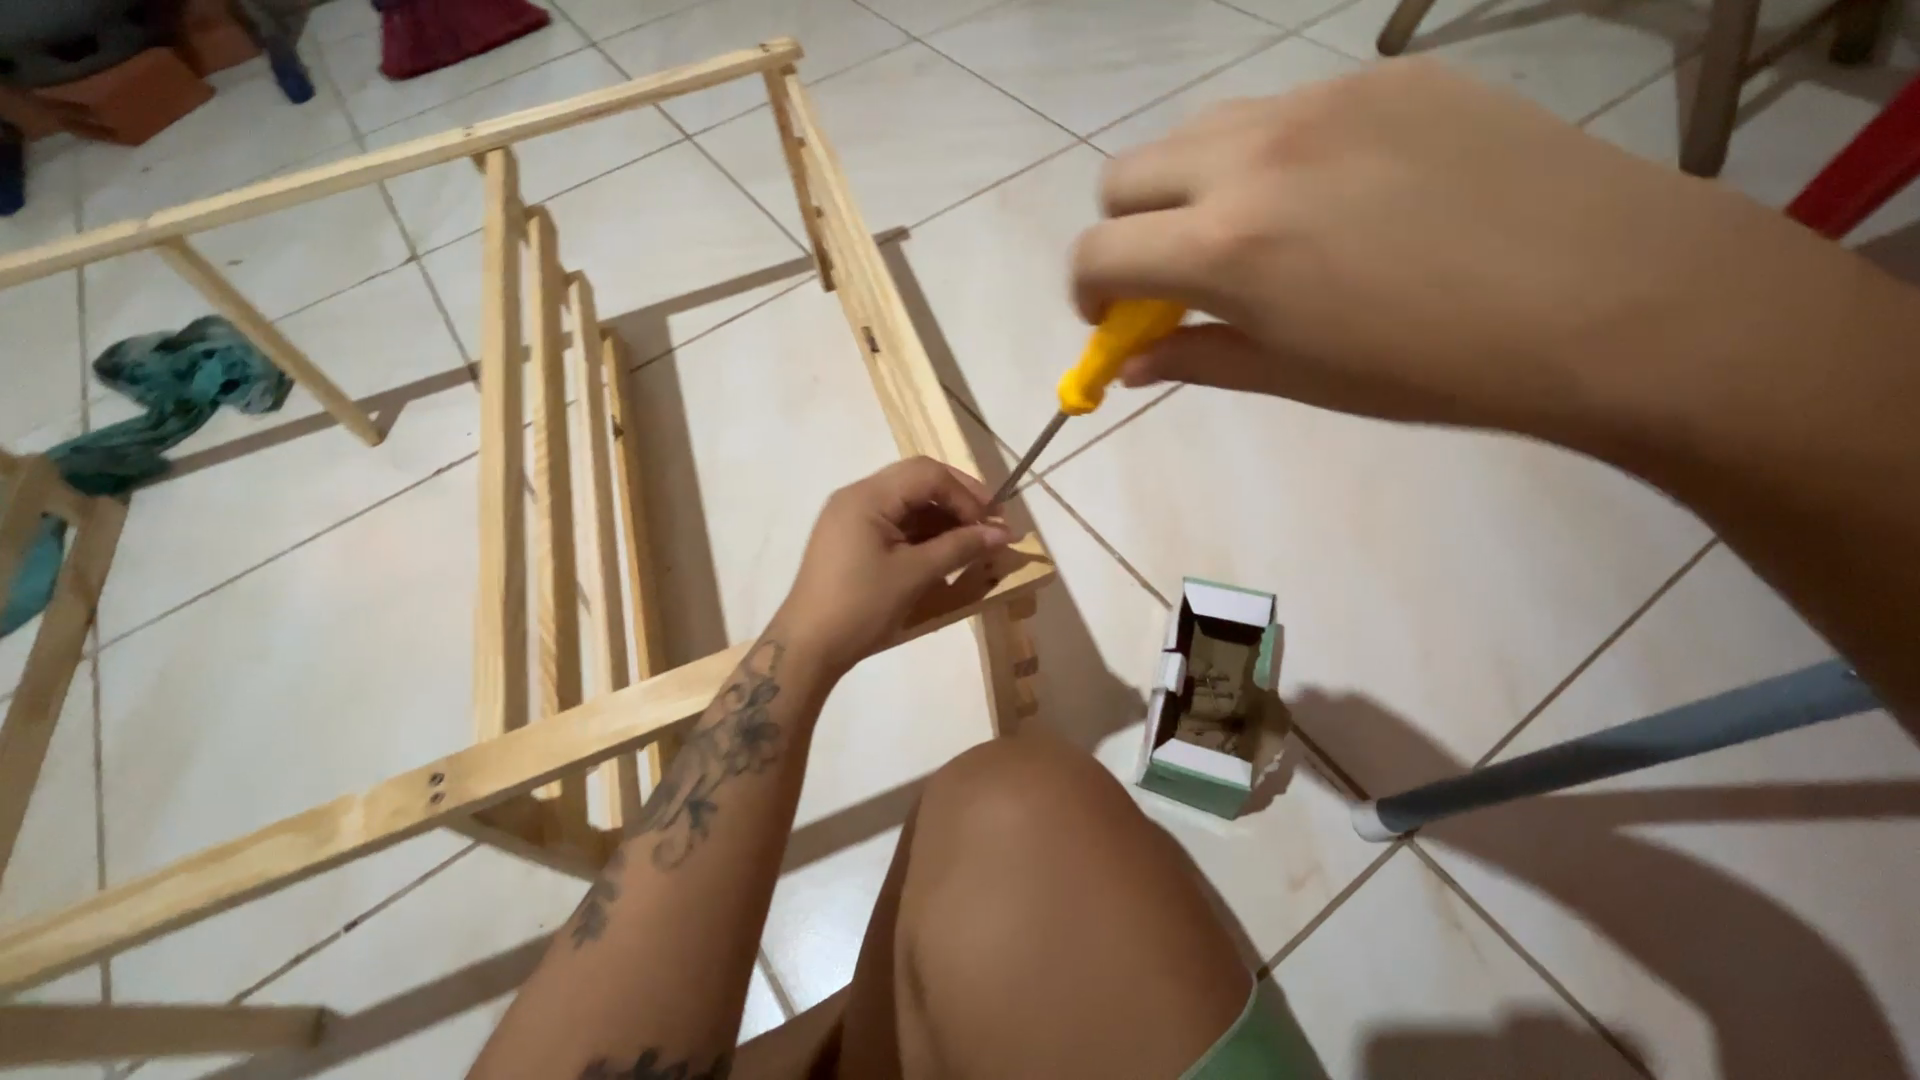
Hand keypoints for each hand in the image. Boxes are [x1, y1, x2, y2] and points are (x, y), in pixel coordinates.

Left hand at [779, 458, 1011, 676]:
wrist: (808, 647)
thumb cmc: (861, 607)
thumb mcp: (915, 575)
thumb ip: (960, 548)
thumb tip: (1003, 533)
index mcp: (867, 496)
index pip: (927, 474)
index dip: (966, 495)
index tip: (992, 524)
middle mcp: (857, 497)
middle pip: (918, 482)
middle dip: (958, 502)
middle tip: (991, 526)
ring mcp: (852, 519)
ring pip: (909, 504)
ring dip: (944, 520)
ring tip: (974, 545)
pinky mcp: (852, 541)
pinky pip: (896, 525)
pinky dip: (924, 536)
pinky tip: (947, 556)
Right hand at [1070, 58, 1873, 446]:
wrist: (1606, 295)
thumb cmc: (1432, 368)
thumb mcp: (1296, 376)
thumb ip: (1197, 358)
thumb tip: (1131, 364)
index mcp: (1225, 244)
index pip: (1097, 251)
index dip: (1088, 291)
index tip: (1113, 318)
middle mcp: (1253, 155)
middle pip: (1126, 173)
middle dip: (1128, 229)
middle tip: (1175, 272)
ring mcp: (1322, 101)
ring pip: (1201, 130)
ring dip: (1193, 185)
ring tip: (1257, 231)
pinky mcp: (1385, 75)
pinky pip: (1288, 109)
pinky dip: (1275, 156)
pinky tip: (1344, 197)